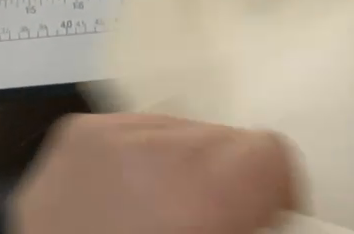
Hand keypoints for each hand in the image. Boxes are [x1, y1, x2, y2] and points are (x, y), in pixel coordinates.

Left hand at [11, 113, 298, 233]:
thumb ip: (250, 219)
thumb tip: (278, 210)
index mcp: (200, 190)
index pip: (269, 151)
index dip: (273, 194)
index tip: (263, 220)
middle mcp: (157, 144)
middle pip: (222, 139)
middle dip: (221, 182)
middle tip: (200, 224)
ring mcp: (110, 131)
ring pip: (178, 130)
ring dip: (177, 168)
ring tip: (156, 214)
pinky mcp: (75, 132)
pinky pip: (132, 130)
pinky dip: (137, 161)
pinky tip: (121, 201)